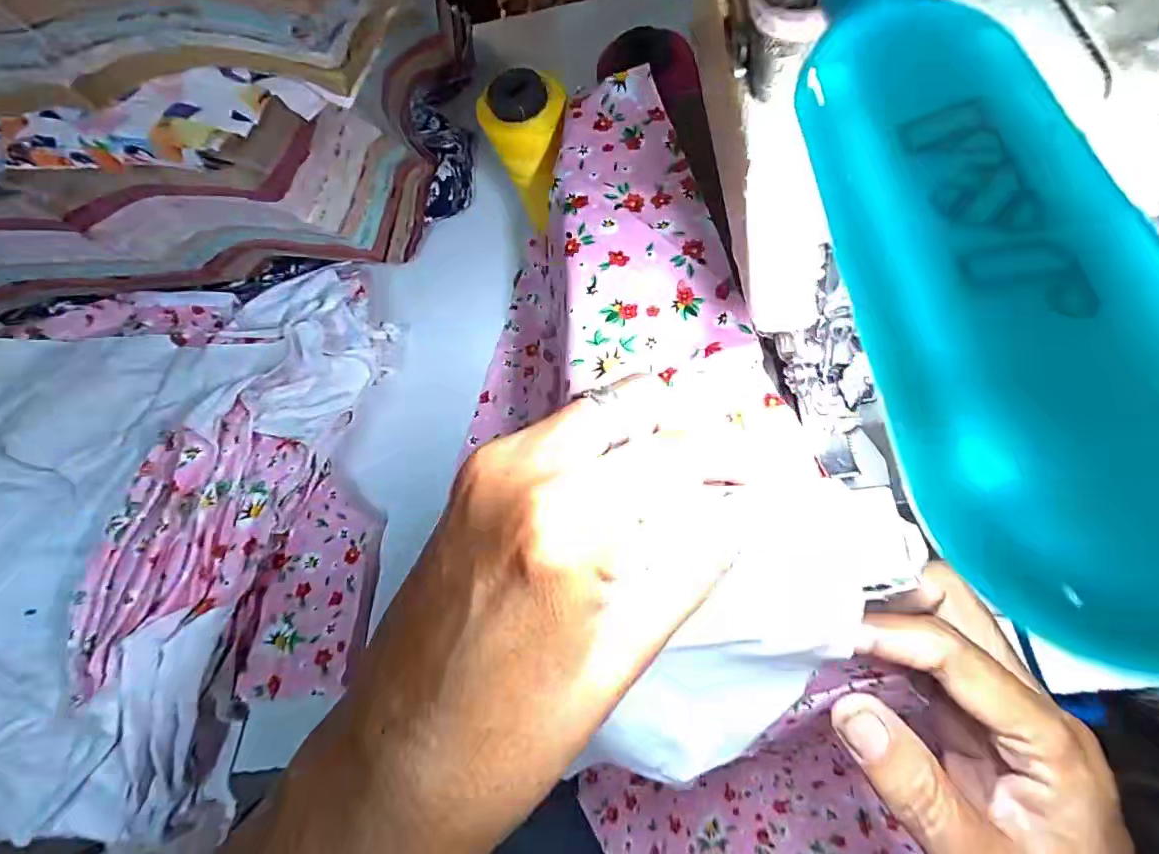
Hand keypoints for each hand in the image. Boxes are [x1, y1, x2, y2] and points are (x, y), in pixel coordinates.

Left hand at [254, 374, 791, 853]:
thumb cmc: (507, 736)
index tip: (765, 461)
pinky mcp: (472, 474)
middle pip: (629, 404)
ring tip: (688, 464)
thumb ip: (689, 568)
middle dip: (688, 419)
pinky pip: (555, 434)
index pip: (672, 454)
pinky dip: (601, 442)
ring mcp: (488, 465)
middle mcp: (519, 472)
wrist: (393, 754)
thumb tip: (741, 512)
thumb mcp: (618, 659)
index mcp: (562, 524)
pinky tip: (626, 478)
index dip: (731, 451)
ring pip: (590, 411)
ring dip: (645, 425)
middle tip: (728, 452)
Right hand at [830, 563, 1133, 853]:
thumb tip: (848, 711)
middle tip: (837, 604)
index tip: (837, 631)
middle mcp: (1032, 702)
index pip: (960, 653)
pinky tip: (854, 651)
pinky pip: (929, 656)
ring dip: (890, 613)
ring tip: (836, 619)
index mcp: (1048, 736)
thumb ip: (917, 790)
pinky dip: (888, 644)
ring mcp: (1006, 704)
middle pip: (961, 608)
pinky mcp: (978, 715)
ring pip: (945, 619)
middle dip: (896, 593)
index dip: (894, 633)